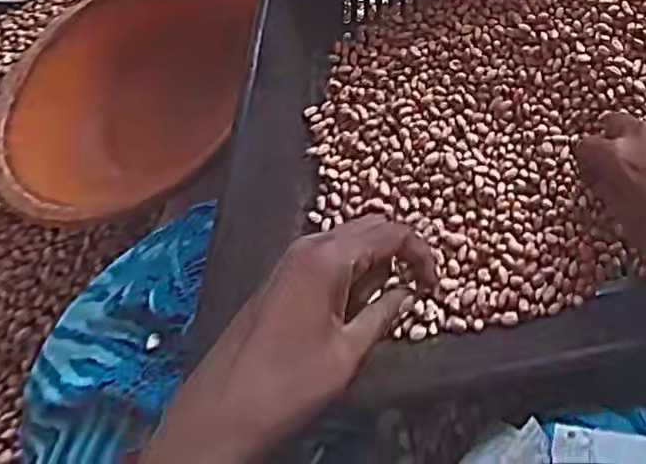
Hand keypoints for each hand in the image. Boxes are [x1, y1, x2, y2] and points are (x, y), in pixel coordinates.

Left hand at [142, 216, 438, 463]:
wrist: (212, 420)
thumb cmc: (285, 387)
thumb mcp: (347, 355)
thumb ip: (384, 314)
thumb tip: (407, 292)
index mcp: (330, 255)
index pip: (393, 232)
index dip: (421, 253)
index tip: (434, 283)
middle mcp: (311, 243)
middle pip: (372, 225)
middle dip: (400, 248)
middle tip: (417, 282)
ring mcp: (292, 257)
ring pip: (351, 237)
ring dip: (377, 256)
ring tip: (391, 293)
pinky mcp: (281, 275)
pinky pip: (330, 253)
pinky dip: (353, 265)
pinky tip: (357, 298)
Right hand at [575, 112, 645, 319]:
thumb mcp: (630, 224)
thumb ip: (608, 191)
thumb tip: (598, 176)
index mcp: (619, 156)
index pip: (586, 145)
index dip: (587, 161)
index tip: (592, 174)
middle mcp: (643, 132)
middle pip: (614, 124)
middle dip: (611, 143)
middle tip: (619, 170)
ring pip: (644, 126)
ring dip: (640, 142)